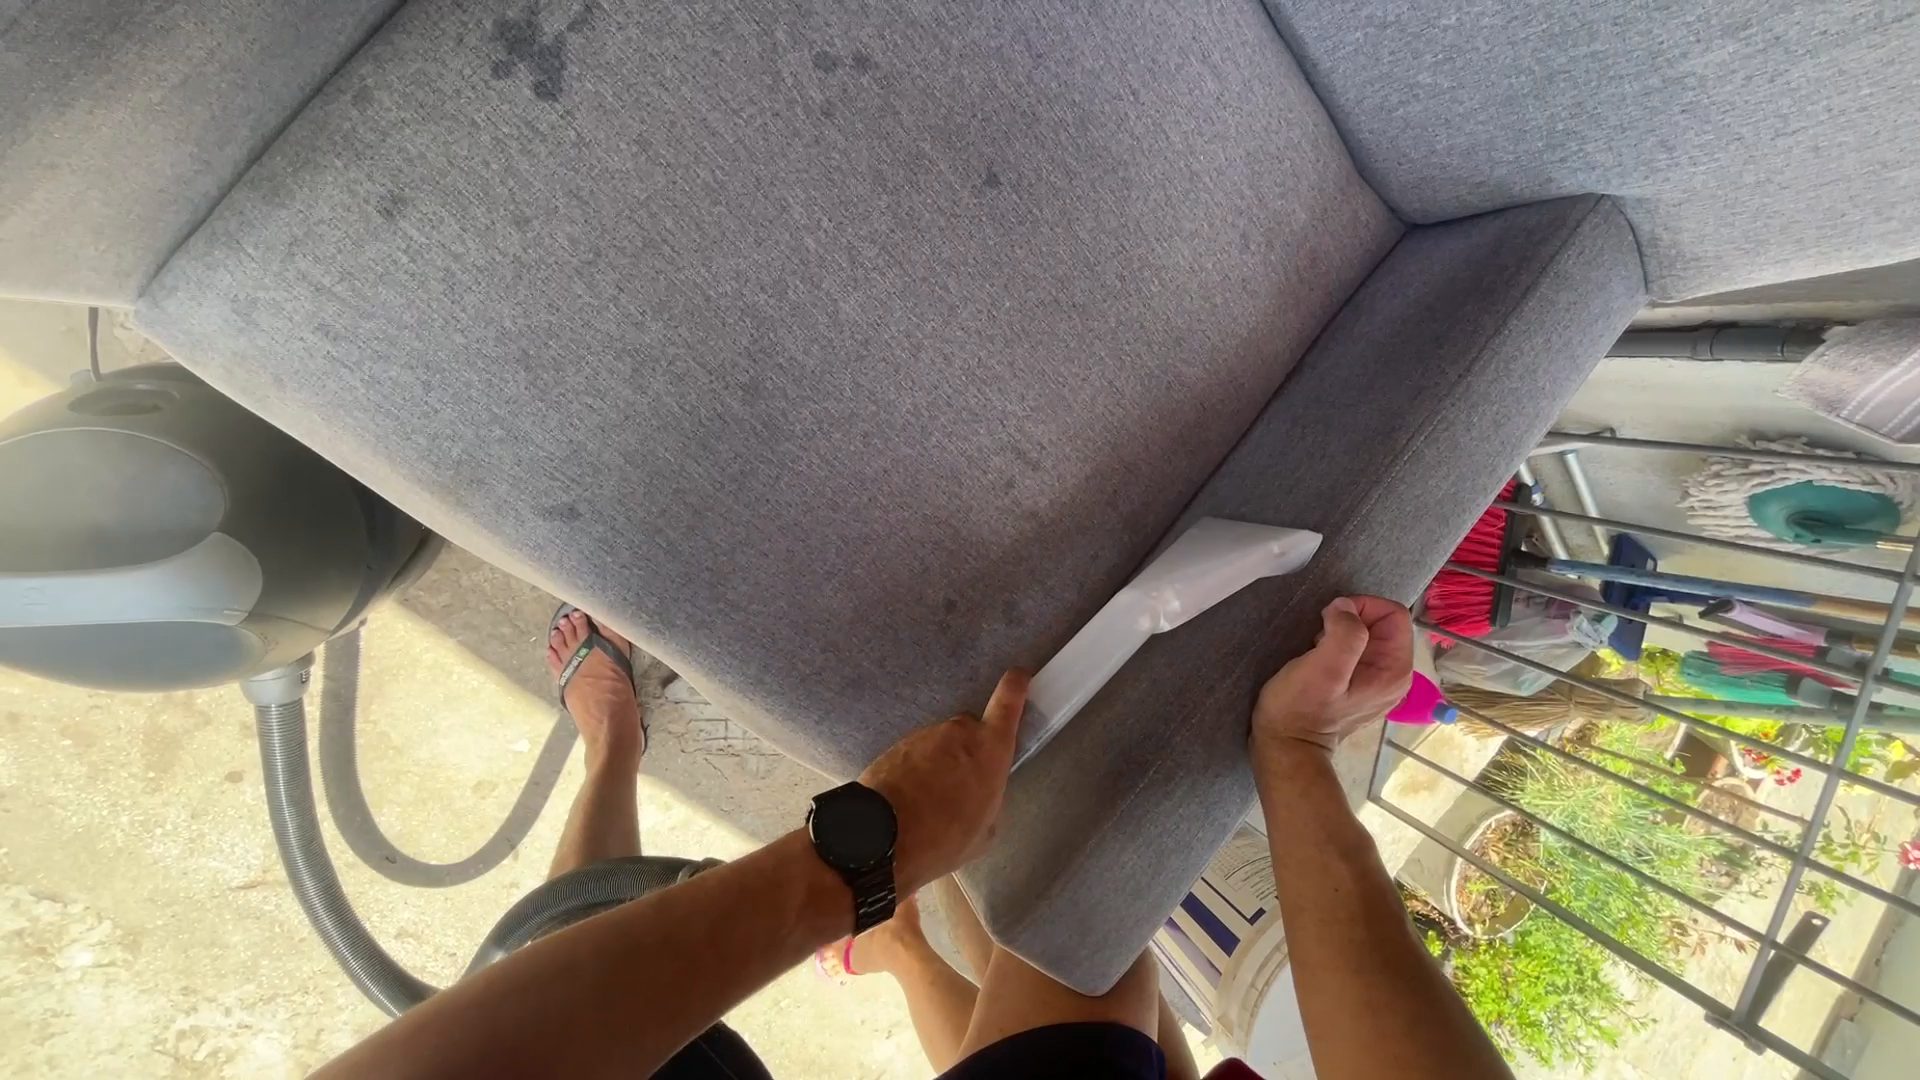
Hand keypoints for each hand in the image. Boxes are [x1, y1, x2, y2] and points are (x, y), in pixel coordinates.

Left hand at [859, 670, 1027, 894]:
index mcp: (989, 748)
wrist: (882, 838)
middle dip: (969, 751)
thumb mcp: (986, 830)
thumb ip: (990, 798)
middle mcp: (959, 732)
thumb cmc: (944, 837)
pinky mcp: (898, 744)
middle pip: (970, 730)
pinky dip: (917, 771)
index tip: (1019, 676)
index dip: (1016, 686)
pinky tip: (910, 801)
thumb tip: (982, 791)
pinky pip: (917, 754)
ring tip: (931, 802)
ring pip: (941, 745)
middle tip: (962, 786)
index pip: (1008, 701)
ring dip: (941, 765)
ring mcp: (925, 735)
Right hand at [1252, 596, 1411, 758]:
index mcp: (1395, 670)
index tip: (1328, 619)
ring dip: (1338, 633)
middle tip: (1319, 640)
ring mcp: (1378, 683)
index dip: (1360, 607)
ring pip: (1366, 635)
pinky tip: (1318, 661)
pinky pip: (1355, 651)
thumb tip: (1344, 607)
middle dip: (1348, 621)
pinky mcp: (1359, 686)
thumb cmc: (1301, 707)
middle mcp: (1395, 675)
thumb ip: (1344, 633)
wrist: (1286, 745)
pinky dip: (1335, 646)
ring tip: (1317, 652)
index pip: (1394, 613)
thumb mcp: (1323, 668)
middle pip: (1381, 623)